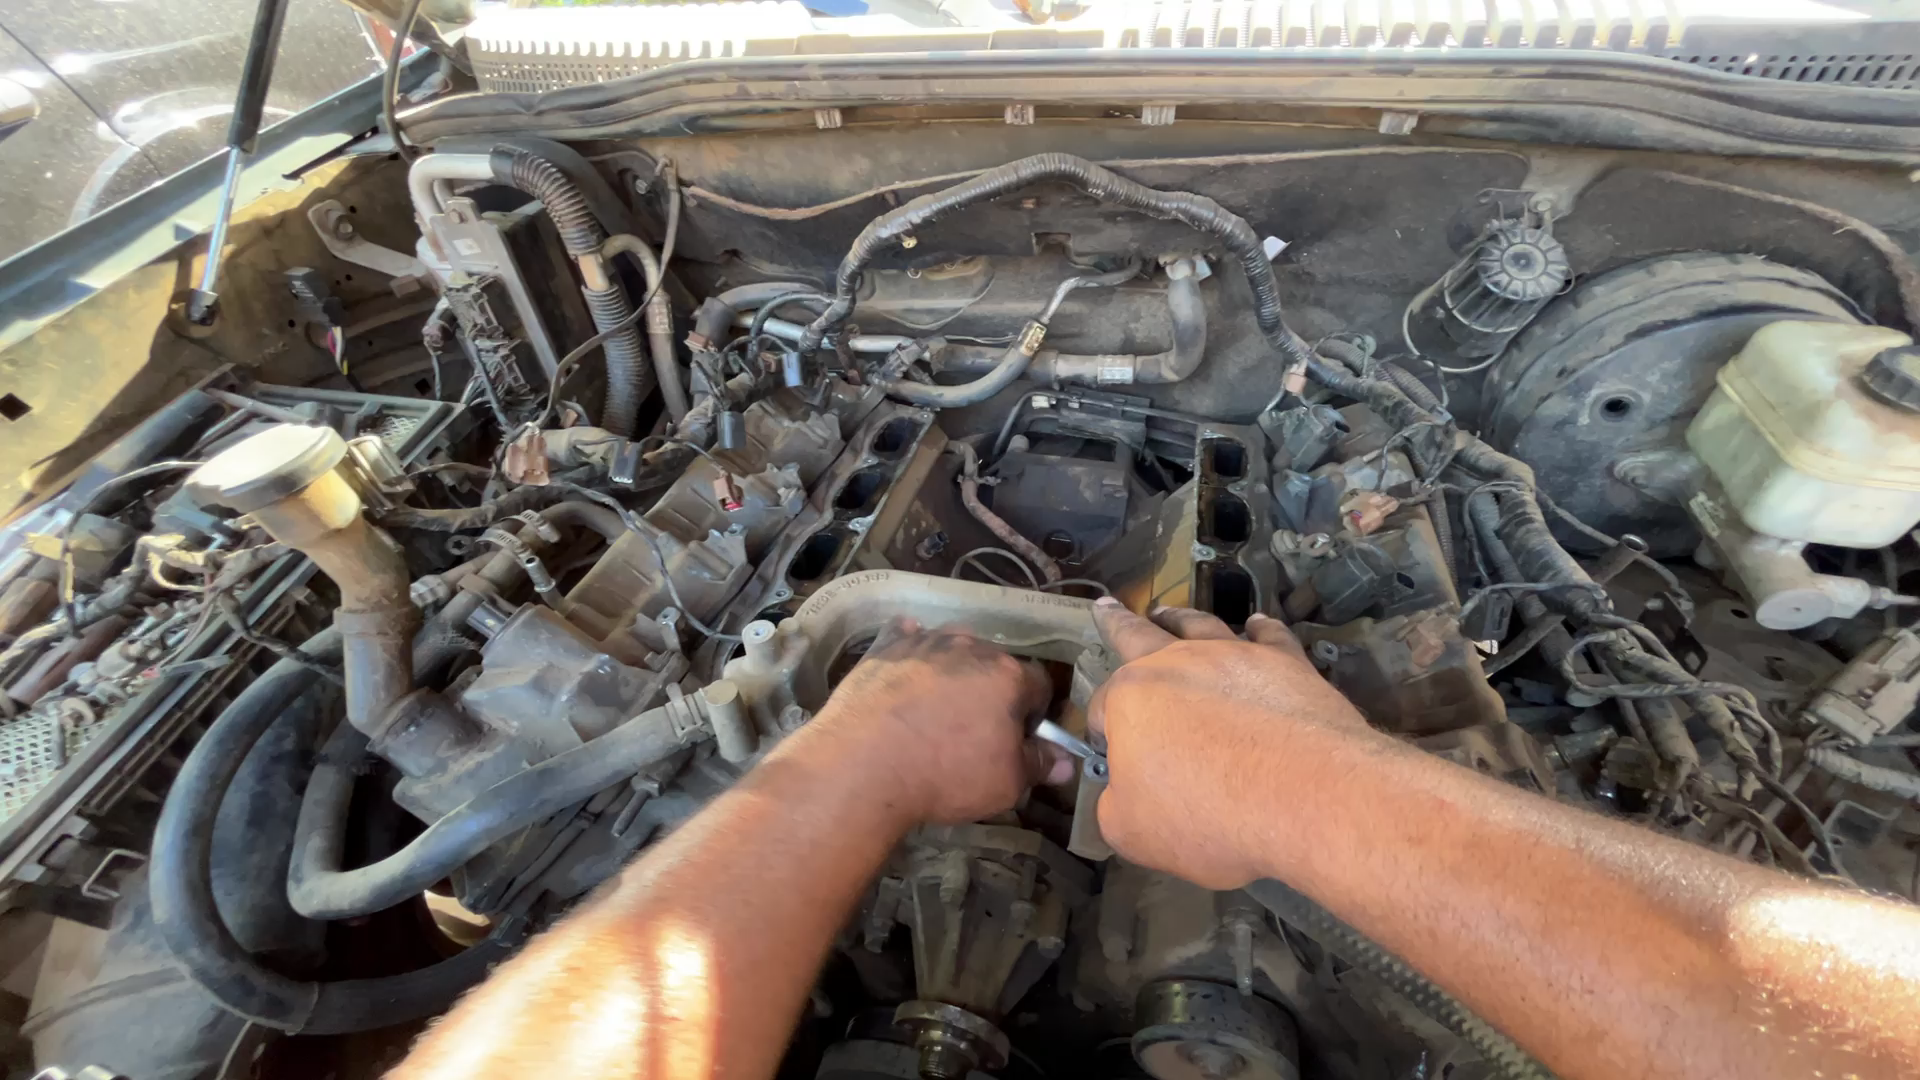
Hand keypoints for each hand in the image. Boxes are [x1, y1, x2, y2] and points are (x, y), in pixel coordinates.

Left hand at [802, 621, 1074, 826]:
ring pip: (952, 649)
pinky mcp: (885, 646)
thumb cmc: (945, 774)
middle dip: (992, 691)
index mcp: (1008, 675)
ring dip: (953, 671)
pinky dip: (910, 650)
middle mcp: (970, 647)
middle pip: (994, 664)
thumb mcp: (1006, 782)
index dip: (1033, 714)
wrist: (863, 763)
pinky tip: (904, 672)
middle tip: (974, 730)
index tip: (1017, 740)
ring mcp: (925, 641)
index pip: (1040, 684)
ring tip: (935, 709)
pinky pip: (906, 637)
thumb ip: (1038, 764)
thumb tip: (1063, 760)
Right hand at [1087, 599, 1376, 888]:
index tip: (1111, 753)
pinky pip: (1269, 636)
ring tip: (1167, 612)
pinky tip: (1258, 624)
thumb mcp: (1132, 830)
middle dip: (1117, 622)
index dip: (1103, 732)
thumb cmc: (1207, 813)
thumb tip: (1122, 796)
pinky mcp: (1286, 662)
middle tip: (1106, 605)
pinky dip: (1261, 629)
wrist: (1308, 795)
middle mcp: (1174, 664)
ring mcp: (1232, 657)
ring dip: (1179, 618)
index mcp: (1130, 698)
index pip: (1103, 709)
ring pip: (1198, 626)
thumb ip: (1116, 806)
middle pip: (1136, 635)